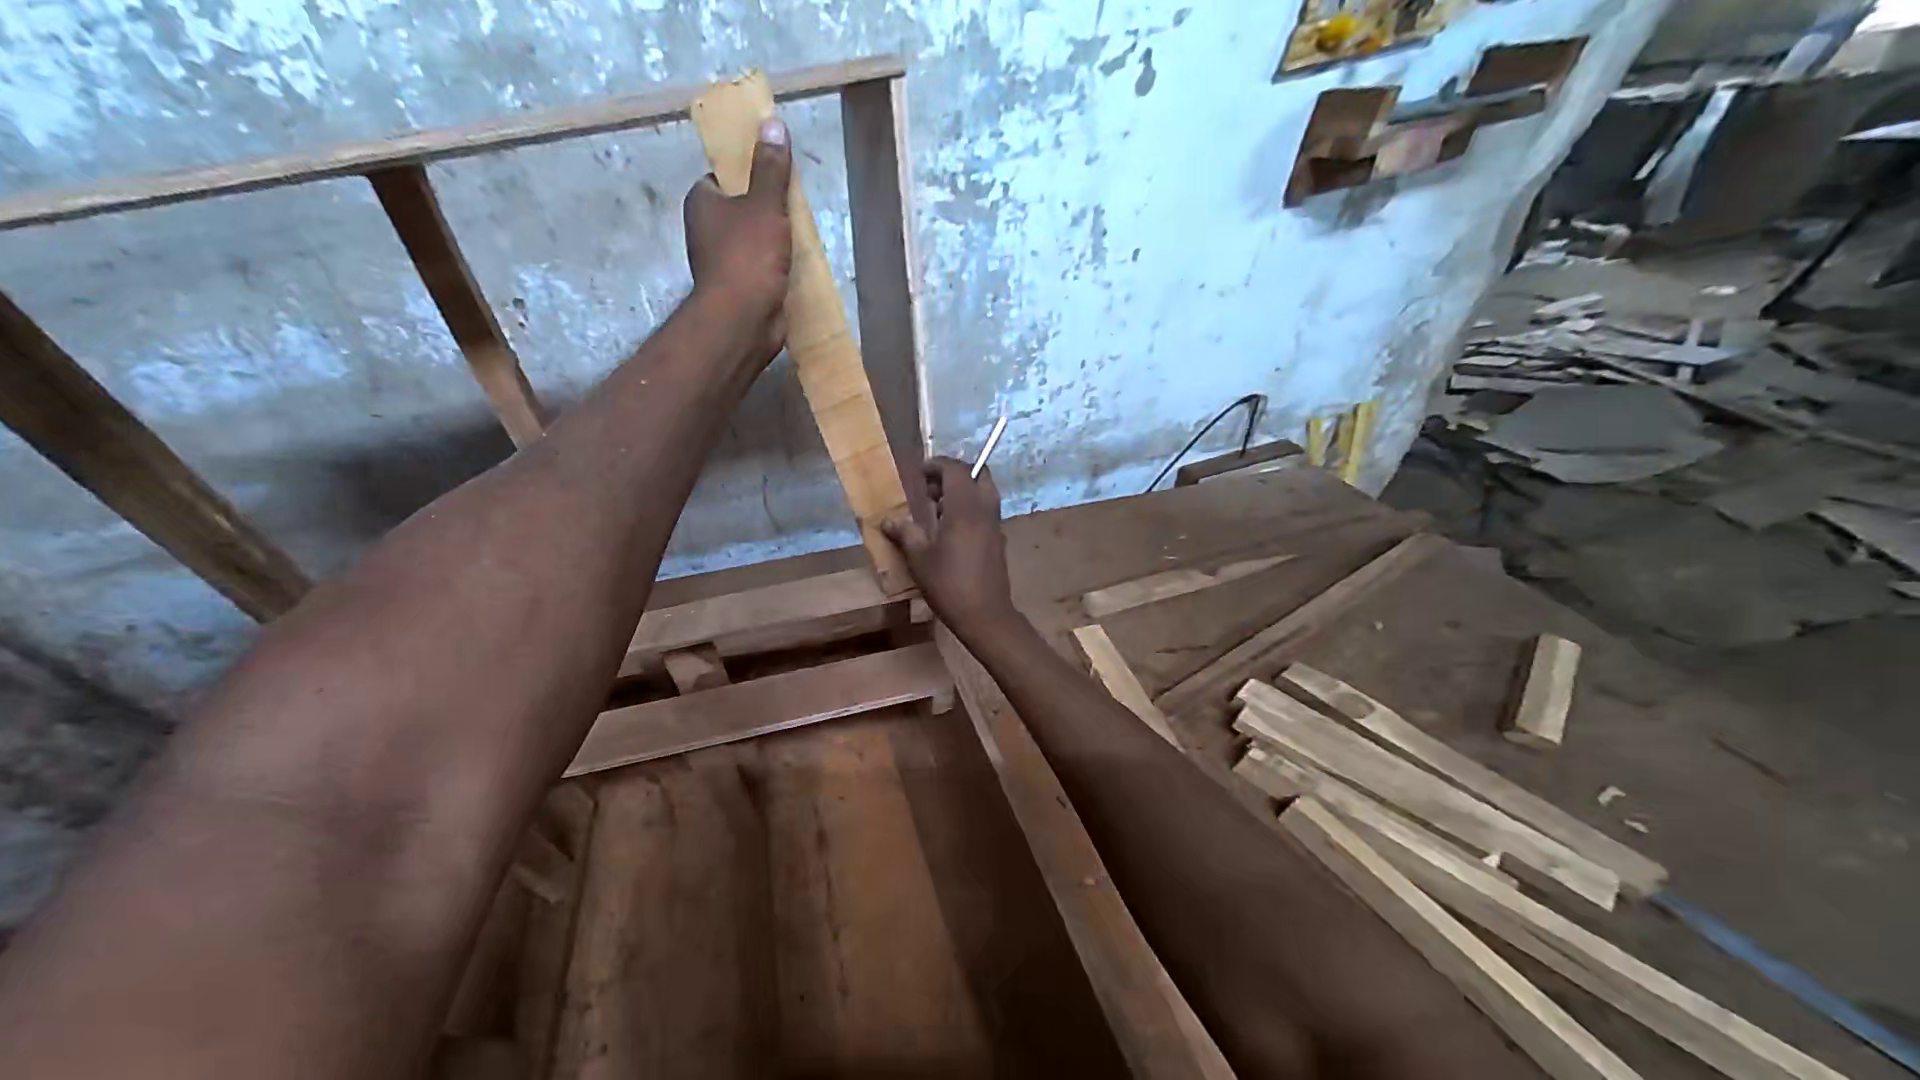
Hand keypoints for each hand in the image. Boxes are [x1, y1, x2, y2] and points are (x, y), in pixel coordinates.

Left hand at [684, 117, 791, 362]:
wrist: (743, 320)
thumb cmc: (748, 256)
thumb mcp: (765, 204)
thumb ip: (770, 167)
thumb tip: (772, 123)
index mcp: (702, 203)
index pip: (725, 178)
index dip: (750, 176)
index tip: (777, 181)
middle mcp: (705, 231)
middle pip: (742, 210)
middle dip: (768, 212)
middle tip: (795, 211)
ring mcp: (721, 263)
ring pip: (753, 242)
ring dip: (775, 243)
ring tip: (800, 240)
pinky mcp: (738, 289)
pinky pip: (761, 269)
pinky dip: (776, 269)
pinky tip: (795, 269)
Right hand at [881, 458, 1017, 631]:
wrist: (985, 615)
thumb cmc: (949, 584)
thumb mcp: (919, 558)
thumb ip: (905, 533)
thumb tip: (888, 520)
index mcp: (966, 508)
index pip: (957, 470)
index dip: (938, 465)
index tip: (920, 473)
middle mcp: (985, 510)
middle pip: (978, 475)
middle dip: (955, 475)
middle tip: (932, 488)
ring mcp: (995, 525)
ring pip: (984, 494)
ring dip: (963, 492)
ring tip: (936, 510)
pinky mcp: (998, 540)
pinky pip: (986, 512)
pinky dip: (970, 509)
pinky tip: (950, 531)